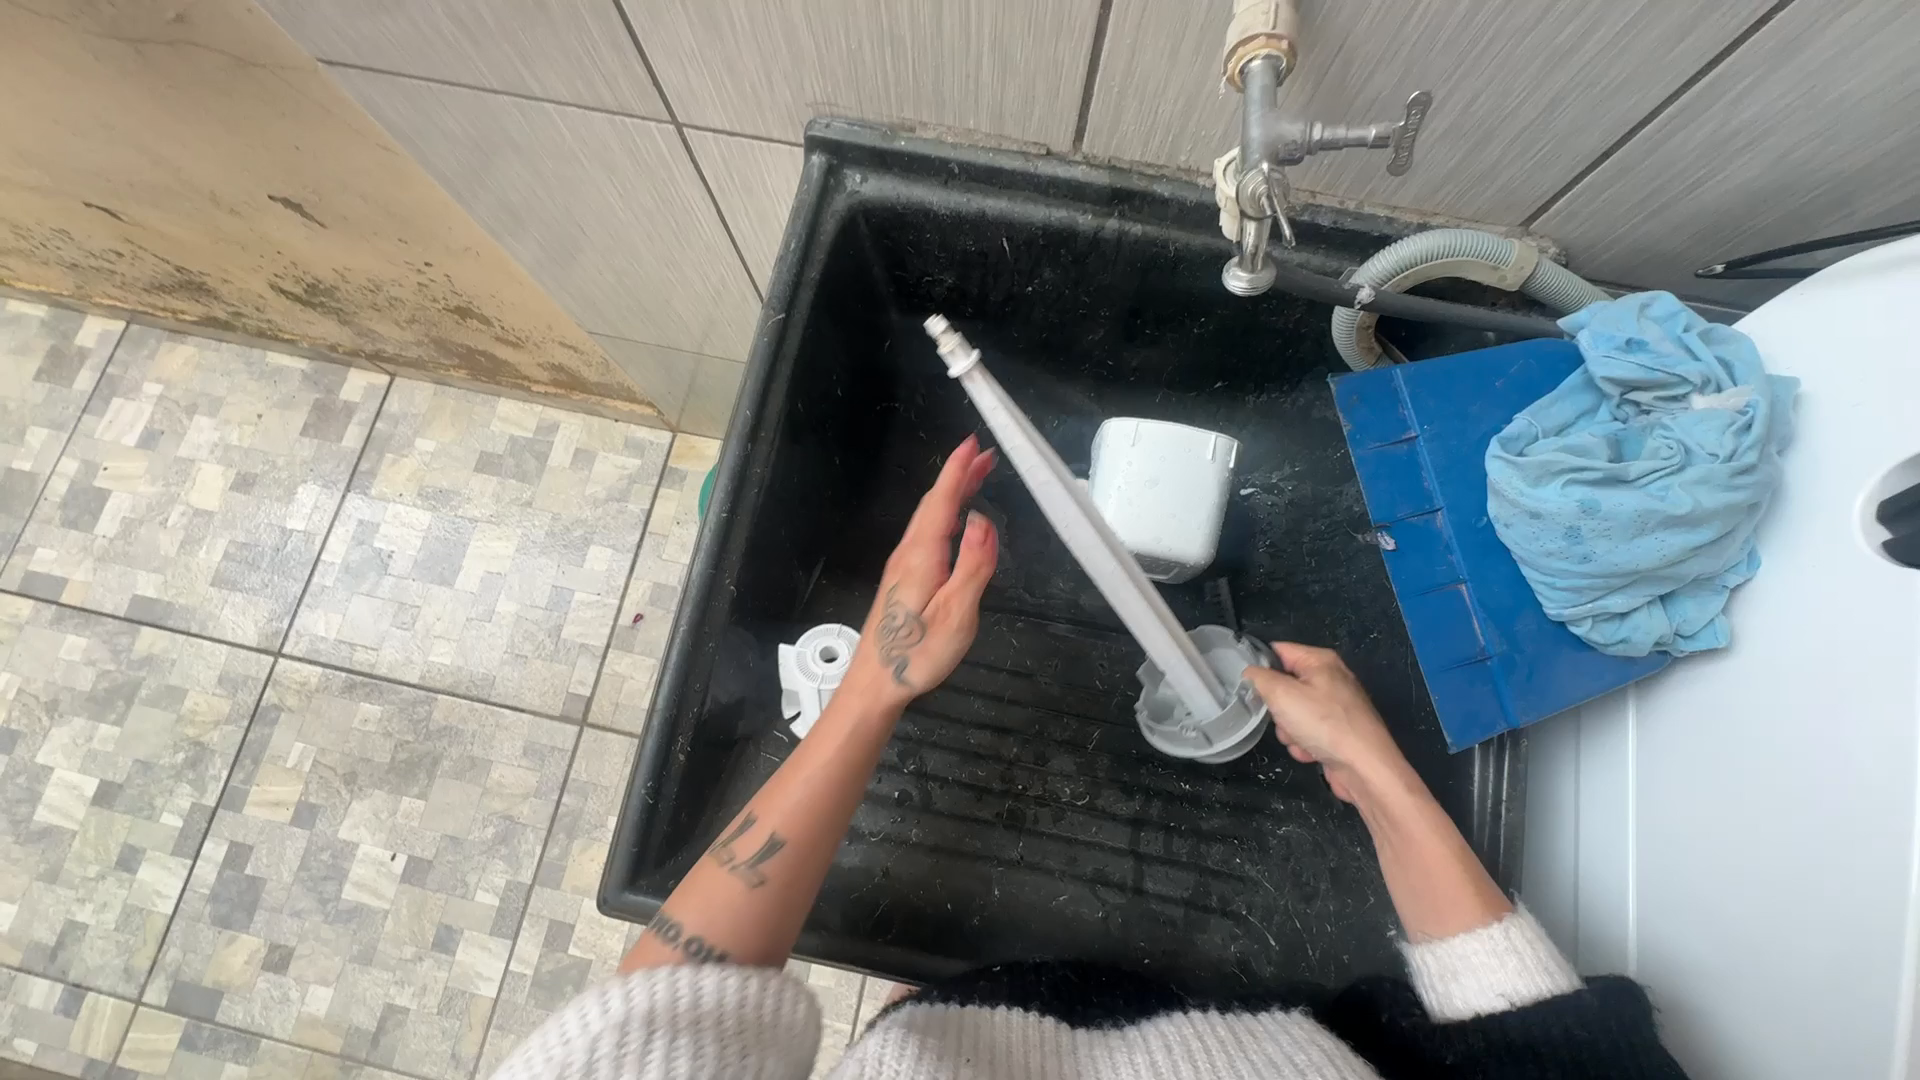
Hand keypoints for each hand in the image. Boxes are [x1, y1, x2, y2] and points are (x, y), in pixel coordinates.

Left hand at [845, 436, 999, 710]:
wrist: (875, 682)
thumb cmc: (917, 654)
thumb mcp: (957, 614)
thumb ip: (973, 565)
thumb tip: (984, 520)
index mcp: (922, 555)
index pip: (941, 501)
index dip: (958, 470)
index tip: (973, 443)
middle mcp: (908, 553)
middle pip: (933, 503)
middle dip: (958, 475)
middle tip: (984, 455)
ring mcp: (902, 565)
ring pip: (928, 517)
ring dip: (952, 493)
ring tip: (976, 478)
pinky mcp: (902, 579)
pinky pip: (926, 532)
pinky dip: (944, 513)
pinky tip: (954, 520)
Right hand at [1244, 643, 1405, 803]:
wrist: (1365, 769)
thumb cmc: (1323, 724)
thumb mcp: (1281, 694)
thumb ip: (1258, 677)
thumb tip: (1251, 673)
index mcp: (1321, 661)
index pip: (1277, 650)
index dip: (1260, 665)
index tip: (1247, 684)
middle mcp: (1331, 679)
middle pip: (1284, 685)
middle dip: (1276, 706)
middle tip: (1281, 716)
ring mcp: (1337, 707)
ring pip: (1292, 712)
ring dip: (1288, 729)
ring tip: (1299, 739)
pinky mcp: (1339, 731)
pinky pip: (1308, 731)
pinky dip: (1304, 742)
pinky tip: (1312, 752)